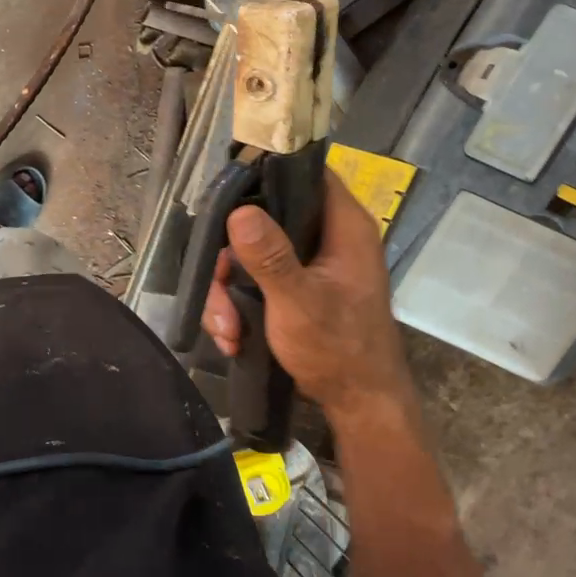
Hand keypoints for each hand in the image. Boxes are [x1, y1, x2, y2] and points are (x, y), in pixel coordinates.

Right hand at [201, 170, 412, 420]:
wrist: (357, 404)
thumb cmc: (339, 350)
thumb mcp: (299, 302)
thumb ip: (270, 257)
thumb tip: (239, 211)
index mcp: (342, 228)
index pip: (305, 172)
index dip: (266, 172)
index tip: (226, 194)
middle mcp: (326, 238)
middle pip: (261, 219)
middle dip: (229, 259)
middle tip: (218, 285)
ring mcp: (307, 265)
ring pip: (248, 255)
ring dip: (226, 293)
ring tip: (227, 329)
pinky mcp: (292, 288)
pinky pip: (250, 282)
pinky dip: (235, 308)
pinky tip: (234, 337)